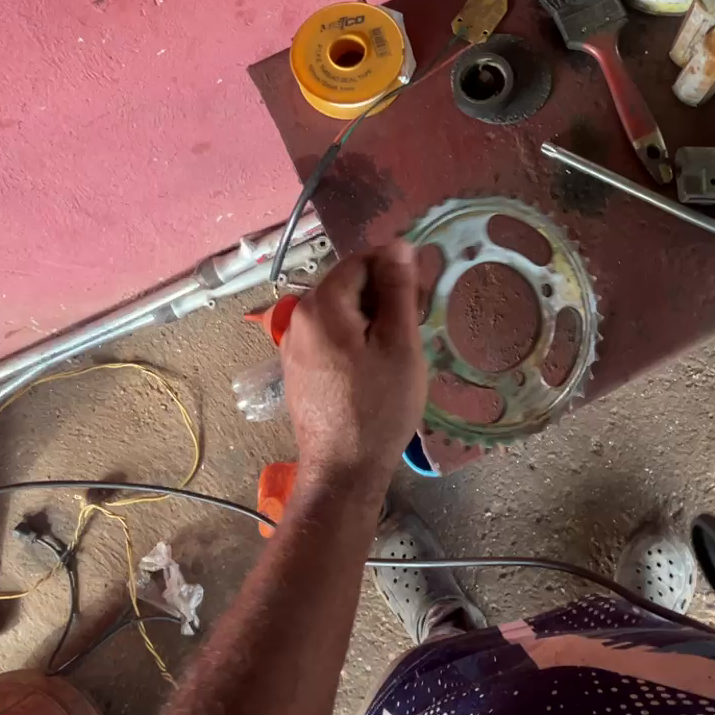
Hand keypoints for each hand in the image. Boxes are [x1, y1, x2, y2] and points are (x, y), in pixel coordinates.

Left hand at [280, 241, 427, 483]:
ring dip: (371, 317)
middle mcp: (299, 316)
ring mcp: (294, 343)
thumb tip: (399, 245)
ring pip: (340, 310)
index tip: (420, 298)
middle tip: (412, 327)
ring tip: (397, 350)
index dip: (395, 270)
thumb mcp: (399, 343)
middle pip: (348, 284)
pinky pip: (330, 334)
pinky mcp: (298, 367)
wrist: (343, 470)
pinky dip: (355, 338)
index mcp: (321, 304)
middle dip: (383, 294)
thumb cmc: (379, 406)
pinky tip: (374, 367)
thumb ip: (398, 289)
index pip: (362, 260)